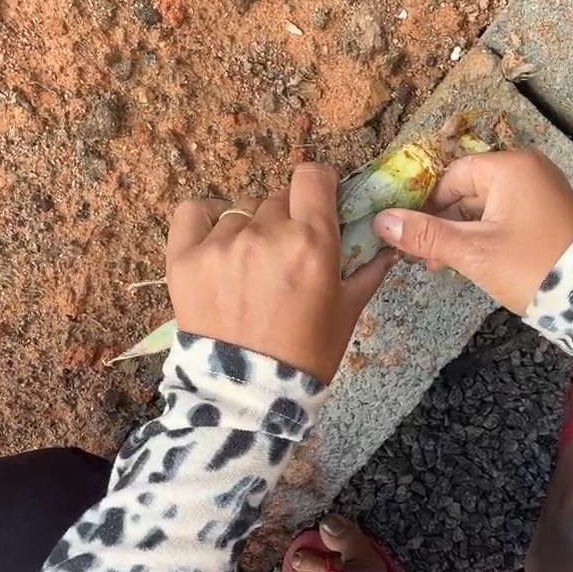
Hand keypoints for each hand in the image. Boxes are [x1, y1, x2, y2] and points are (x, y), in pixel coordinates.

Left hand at [168, 163, 396, 382]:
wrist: (247, 396)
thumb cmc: (306, 355)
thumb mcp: (347, 312)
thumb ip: (369, 270)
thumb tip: (388, 243)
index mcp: (312, 242)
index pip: (313, 175)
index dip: (320, 186)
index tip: (320, 204)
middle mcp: (266, 233)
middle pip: (280, 197)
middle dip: (289, 218)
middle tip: (289, 255)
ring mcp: (221, 244)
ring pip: (242, 210)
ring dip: (252, 228)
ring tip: (252, 267)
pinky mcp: (184, 257)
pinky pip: (195, 212)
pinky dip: (208, 219)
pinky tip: (218, 240)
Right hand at [371, 149, 572, 312]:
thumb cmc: (528, 267)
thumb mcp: (472, 252)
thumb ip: (426, 235)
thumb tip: (381, 221)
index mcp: (510, 167)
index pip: (452, 176)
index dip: (428, 206)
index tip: (413, 238)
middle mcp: (527, 169)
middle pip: (468, 189)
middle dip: (444, 223)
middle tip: (426, 258)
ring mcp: (540, 190)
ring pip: (485, 205)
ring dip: (462, 231)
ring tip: (443, 264)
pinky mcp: (546, 212)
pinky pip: (504, 214)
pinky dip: (485, 233)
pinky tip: (469, 260)